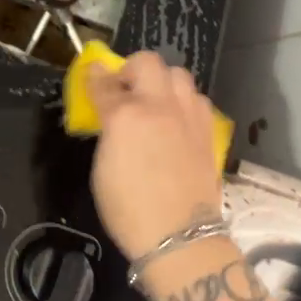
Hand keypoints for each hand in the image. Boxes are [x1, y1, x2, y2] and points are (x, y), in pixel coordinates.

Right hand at [86, 51, 224, 258]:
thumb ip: (108, 132)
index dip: (94, 76)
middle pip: (147, 62)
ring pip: (179, 75)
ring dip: (162, 82)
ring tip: (155, 103)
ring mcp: (188, 117)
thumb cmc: (129, 210)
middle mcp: (159, 107)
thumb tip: (111, 117)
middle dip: (132, 68)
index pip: (104, 82)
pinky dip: (184, 103)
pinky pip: (197, 100)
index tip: (92, 74)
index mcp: (125, 116)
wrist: (181, 238)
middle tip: (125, 89)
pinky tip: (177, 122)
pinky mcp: (208, 132)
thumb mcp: (102, 168)